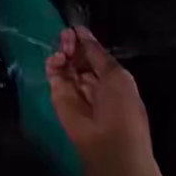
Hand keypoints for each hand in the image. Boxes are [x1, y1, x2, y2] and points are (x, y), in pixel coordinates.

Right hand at [47, 27, 162, 175]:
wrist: (109, 145)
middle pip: (77, 56)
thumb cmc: (121, 108)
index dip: (85, 41)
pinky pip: (53, 74)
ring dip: (63, 50)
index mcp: (109, 79)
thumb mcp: (116, 74)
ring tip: (64, 48)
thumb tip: (81, 31)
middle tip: (68, 37)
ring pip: (64, 62)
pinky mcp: (58, 97)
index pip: (93, 54)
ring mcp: (74, 90)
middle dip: (72, 43)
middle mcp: (91, 83)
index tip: (76, 29)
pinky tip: (58, 59)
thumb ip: (97, 52)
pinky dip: (53, 63)